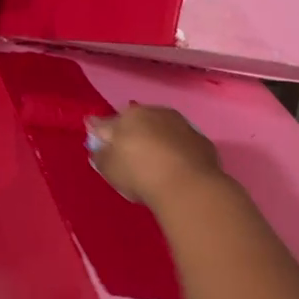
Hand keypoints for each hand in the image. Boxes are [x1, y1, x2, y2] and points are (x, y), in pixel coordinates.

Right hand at [86, 104, 223, 205]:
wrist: (188, 186)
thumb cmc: (139, 175)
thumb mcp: (108, 168)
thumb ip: (100, 153)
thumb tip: (100, 145)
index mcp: (127, 117)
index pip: (105, 123)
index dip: (99, 133)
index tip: (97, 142)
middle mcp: (155, 112)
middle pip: (136, 122)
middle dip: (130, 134)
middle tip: (126, 155)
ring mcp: (181, 124)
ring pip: (160, 129)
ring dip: (154, 139)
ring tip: (152, 161)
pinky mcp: (200, 139)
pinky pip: (179, 142)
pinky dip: (174, 150)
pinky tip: (173, 167)